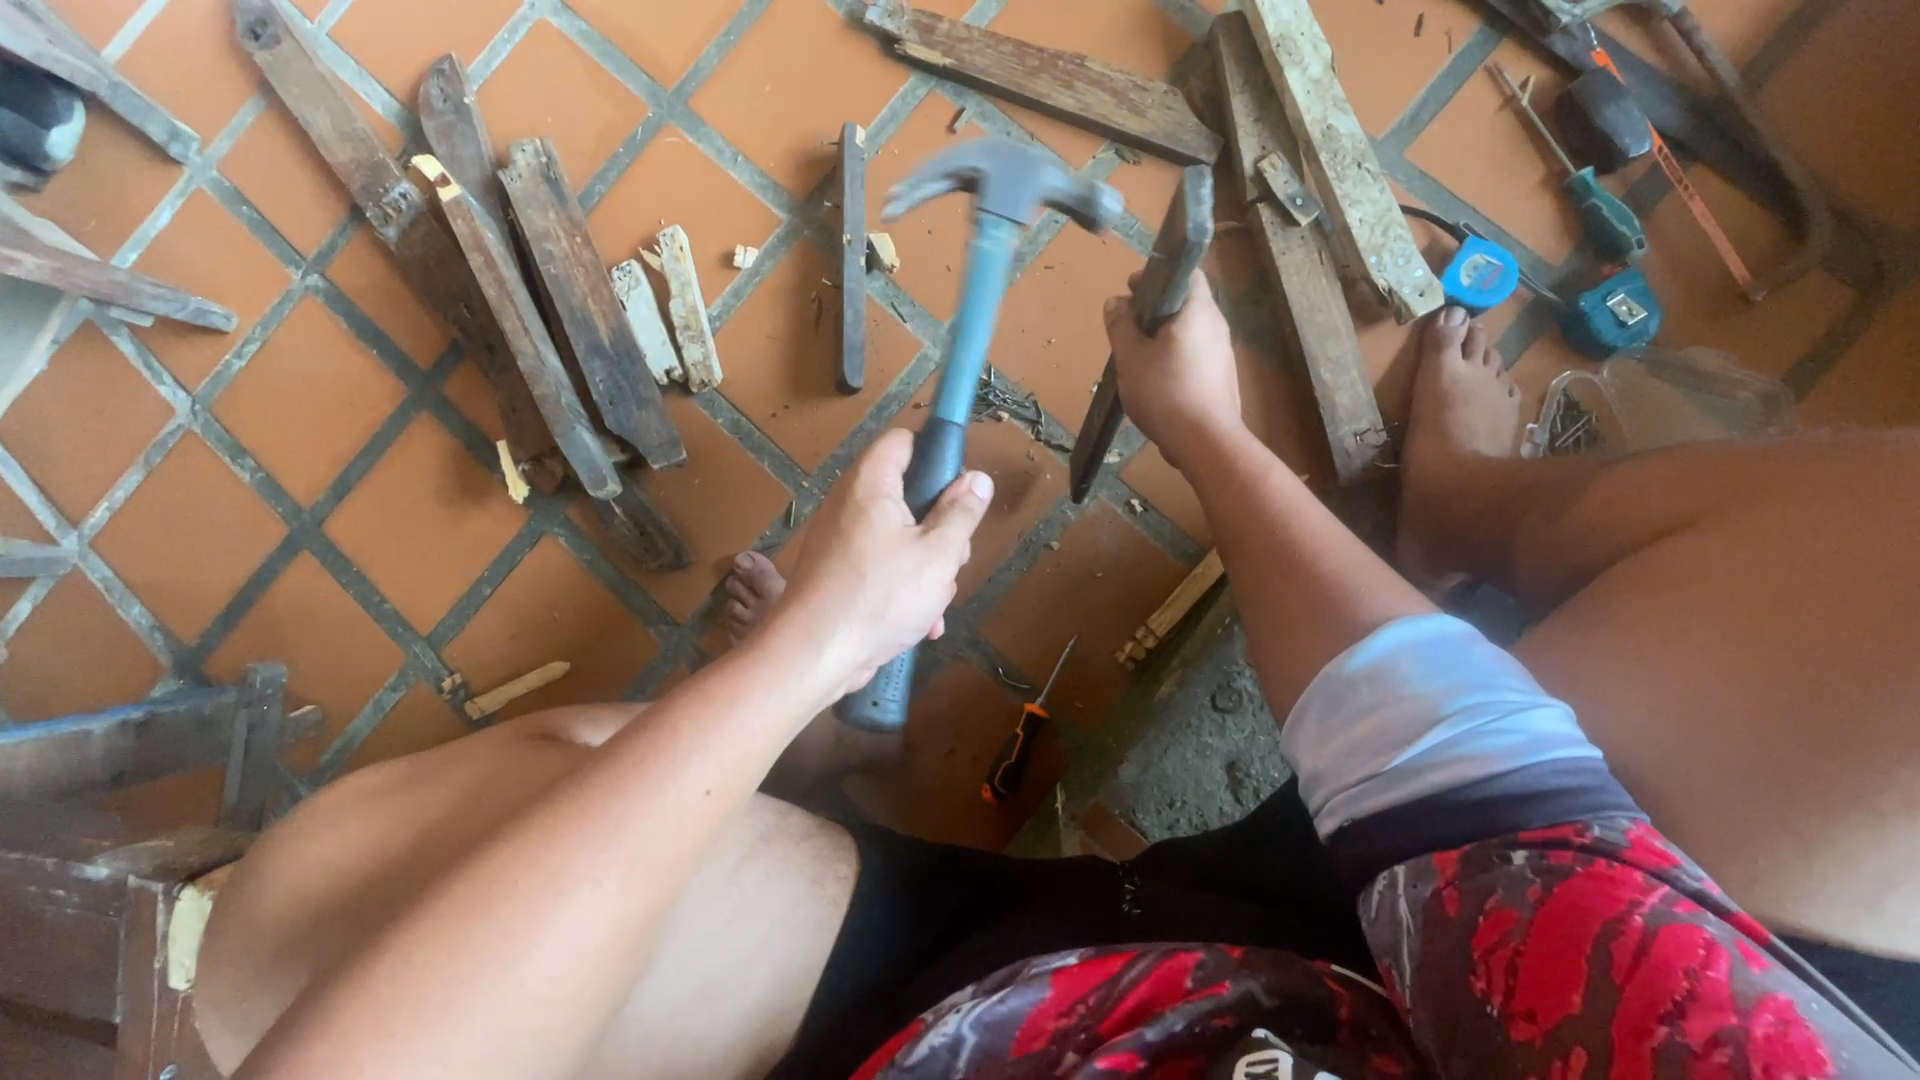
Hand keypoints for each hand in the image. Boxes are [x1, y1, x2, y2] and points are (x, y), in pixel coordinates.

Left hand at [771, 429, 992, 697]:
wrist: (813, 656)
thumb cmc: (879, 597)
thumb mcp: (937, 554)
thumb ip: (961, 514)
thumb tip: (977, 479)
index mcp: (871, 485)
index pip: (903, 441)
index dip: (936, 454)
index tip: (963, 487)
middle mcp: (850, 505)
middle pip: (908, 496)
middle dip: (940, 527)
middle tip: (954, 557)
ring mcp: (841, 542)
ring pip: (901, 538)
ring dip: (928, 566)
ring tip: (937, 601)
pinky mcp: (839, 575)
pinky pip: (882, 568)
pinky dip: (904, 588)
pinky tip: (923, 623)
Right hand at [1103, 268, 1245, 470]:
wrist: (1204, 441)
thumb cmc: (1164, 392)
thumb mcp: (1130, 357)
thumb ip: (1120, 325)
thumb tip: (1115, 302)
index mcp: (1198, 311)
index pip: (1187, 274)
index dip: (1158, 277)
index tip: (1132, 290)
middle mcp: (1217, 327)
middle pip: (1186, 305)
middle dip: (1155, 311)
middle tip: (1127, 327)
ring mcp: (1223, 355)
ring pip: (1189, 334)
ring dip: (1162, 338)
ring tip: (1136, 358)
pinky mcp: (1221, 379)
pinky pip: (1194, 357)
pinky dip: (1174, 359)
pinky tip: (1155, 382)